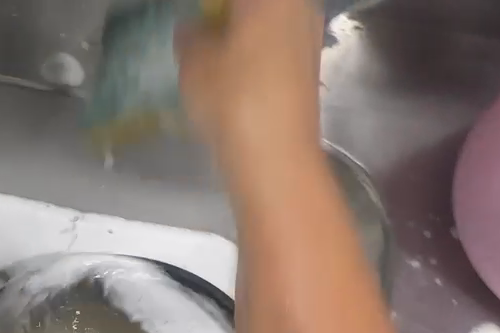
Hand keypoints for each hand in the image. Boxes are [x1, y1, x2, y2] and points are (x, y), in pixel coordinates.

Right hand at [177, 0, 325, 177]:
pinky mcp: (309, 59)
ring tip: (217, 53)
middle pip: (256, 6)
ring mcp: (309, 29)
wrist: (275, 152)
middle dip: (230, 14)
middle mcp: (296, 3)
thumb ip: (190, 38)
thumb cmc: (232, 99)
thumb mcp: (195, 67)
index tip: (196, 19)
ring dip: (244, 29)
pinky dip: (258, 46)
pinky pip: (280, 37)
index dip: (211, 8)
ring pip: (271, 17)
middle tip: (204, 33)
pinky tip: (238, 72)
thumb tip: (191, 25)